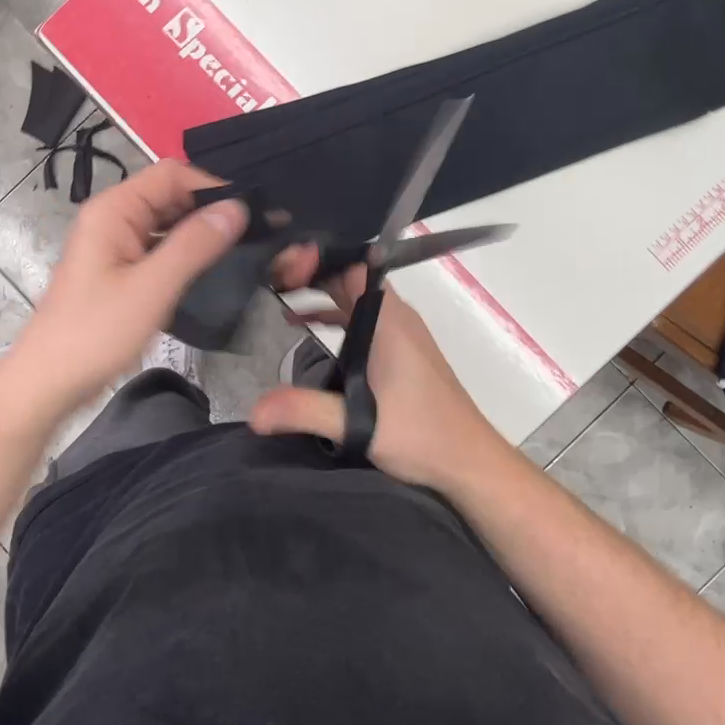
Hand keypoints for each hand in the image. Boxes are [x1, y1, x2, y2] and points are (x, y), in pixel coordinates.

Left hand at [9, 160, 247, 413]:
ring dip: (197, 234)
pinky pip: (155, 249)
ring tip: (240, 252)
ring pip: (164, 224)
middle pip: (168, 196)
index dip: (211, 186)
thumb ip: (194, 245)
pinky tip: (208, 273)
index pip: (170, 174)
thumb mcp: (152, 287)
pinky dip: (181, 255)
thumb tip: (236, 208)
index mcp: (113, 210)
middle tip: (254, 235)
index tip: (250, 212)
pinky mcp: (116, 272)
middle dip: (208, 210)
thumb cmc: (95, 333)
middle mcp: (111, 218)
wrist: (48, 381)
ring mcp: (112, 245)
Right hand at [248, 260, 505, 485]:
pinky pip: (363, 316)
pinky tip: (307, 328)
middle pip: (350, 279)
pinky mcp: (403, 349)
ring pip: (356, 298)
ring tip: (279, 298)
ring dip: (322, 295)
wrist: (471, 462)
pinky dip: (336, 315)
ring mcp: (402, 332)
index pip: (350, 268)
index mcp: (387, 320)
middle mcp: (396, 317)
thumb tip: (254, 412)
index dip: (315, 261)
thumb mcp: (357, 424)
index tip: (279, 267)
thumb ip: (305, 411)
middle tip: (267, 278)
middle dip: (311, 274)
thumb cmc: (421, 435)